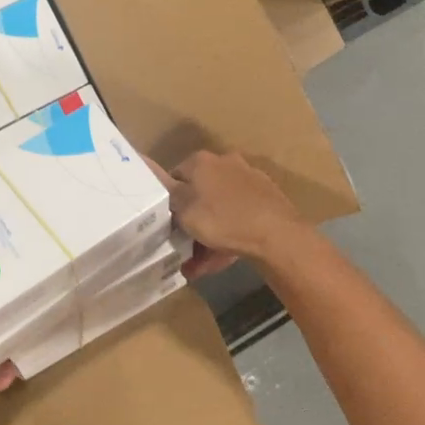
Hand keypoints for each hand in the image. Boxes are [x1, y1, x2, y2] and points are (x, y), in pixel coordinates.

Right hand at [153, 152, 308, 278]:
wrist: (276, 234)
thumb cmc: (222, 219)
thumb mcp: (183, 210)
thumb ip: (166, 192)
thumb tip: (148, 169)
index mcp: (202, 161)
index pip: (175, 176)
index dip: (169, 202)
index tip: (168, 224)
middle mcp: (226, 162)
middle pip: (200, 193)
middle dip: (192, 221)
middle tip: (185, 248)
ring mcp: (249, 179)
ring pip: (220, 208)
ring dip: (209, 233)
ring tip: (202, 263)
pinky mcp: (266, 197)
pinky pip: (239, 216)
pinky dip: (230, 233)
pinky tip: (224, 256)